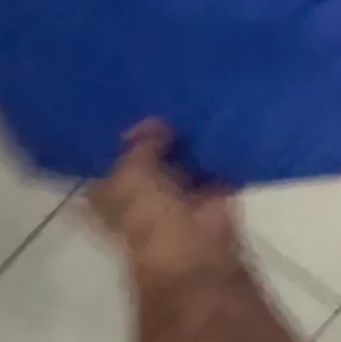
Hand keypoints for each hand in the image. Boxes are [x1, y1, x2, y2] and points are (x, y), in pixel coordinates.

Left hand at [86, 119, 242, 282]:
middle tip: (175, 99)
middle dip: (164, 134)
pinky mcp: (214, 192)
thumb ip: (140, 146)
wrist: (193, 242)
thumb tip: (150, 120)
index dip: (122, 136)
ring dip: (195, 141)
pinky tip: (231, 124)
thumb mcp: (132, 174)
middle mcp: (141, 192)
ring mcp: (178, 192)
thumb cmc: (148, 212)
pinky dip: (225, 151)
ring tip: (205, 104)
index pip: (111, 159)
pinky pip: (219, 165)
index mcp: (110, 192)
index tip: (136, 107)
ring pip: (186, 159)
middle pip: (151, 157)